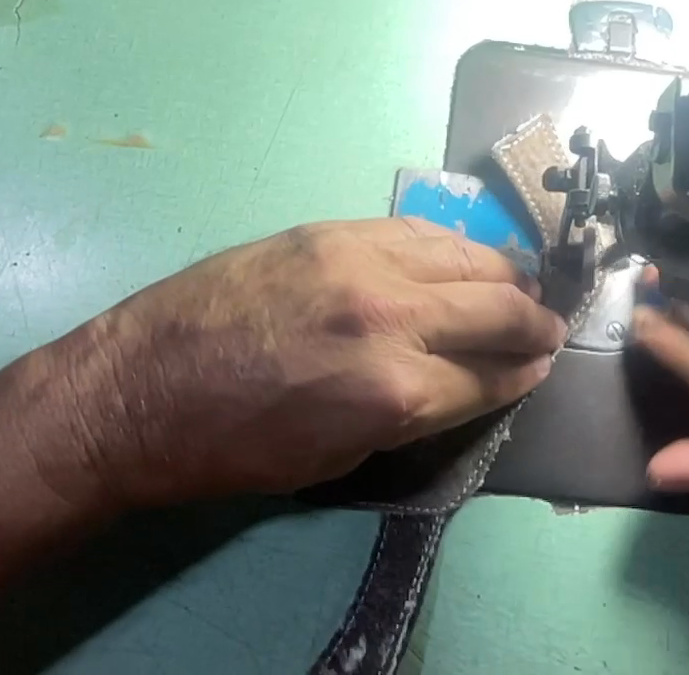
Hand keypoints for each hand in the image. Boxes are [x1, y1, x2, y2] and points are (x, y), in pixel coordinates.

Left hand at [52, 218, 562, 506]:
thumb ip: (415, 414)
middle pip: (495, 308)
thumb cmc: (233, 447)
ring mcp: (362, 262)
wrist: (138, 389)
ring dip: (505, 273)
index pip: (490, 377)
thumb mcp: (338, 458)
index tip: (542, 364)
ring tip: (521, 284)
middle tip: (550, 326)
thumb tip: (466, 381)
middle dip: (535, 322)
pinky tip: (466, 254)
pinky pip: (417, 229)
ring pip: (466, 256)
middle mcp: (393, 317)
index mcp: (395, 392)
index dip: (523, 373)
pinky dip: (454, 244)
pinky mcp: (332, 231)